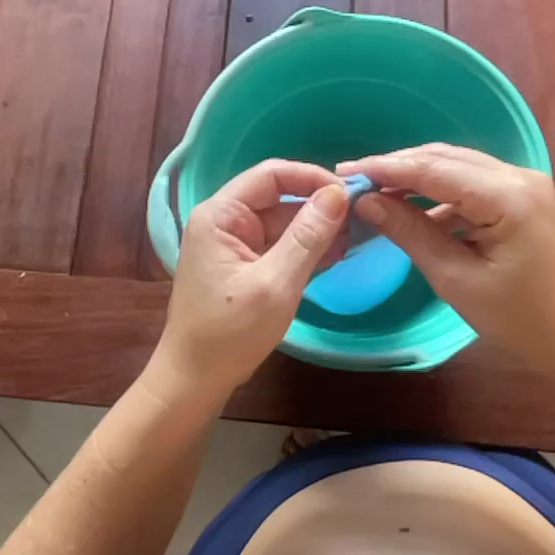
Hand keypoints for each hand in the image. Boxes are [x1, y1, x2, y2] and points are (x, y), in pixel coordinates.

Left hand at [147, 160, 349, 404]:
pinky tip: (334, 257)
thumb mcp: (276, 284)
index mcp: (221, 215)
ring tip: (352, 243)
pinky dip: (305, 249)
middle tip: (360, 222)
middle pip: (279, 196)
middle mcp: (224, 220)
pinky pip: (279, 244)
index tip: (350, 194)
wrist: (194, 380)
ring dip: (316, 230)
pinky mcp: (243, 264)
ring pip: (283, 221)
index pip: (272, 174)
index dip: (312, 178)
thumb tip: (338, 195)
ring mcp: (233, 243)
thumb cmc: (229, 333)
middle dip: (318, 207)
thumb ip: (308, 237)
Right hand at [336, 144, 554, 380]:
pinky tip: (414, 212)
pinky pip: (474, 186)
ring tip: (376, 194)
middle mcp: (518, 177)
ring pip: (458, 168)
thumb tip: (367, 202)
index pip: (431, 168)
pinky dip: (440, 194)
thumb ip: (410, 232)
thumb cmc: (524, 321)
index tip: (343, 172)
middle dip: (397, 167)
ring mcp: (526, 187)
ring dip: (417, 178)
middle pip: (445, 158)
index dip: (384, 168)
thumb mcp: (456, 279)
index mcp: (505, 195)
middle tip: (353, 181)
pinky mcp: (527, 202)